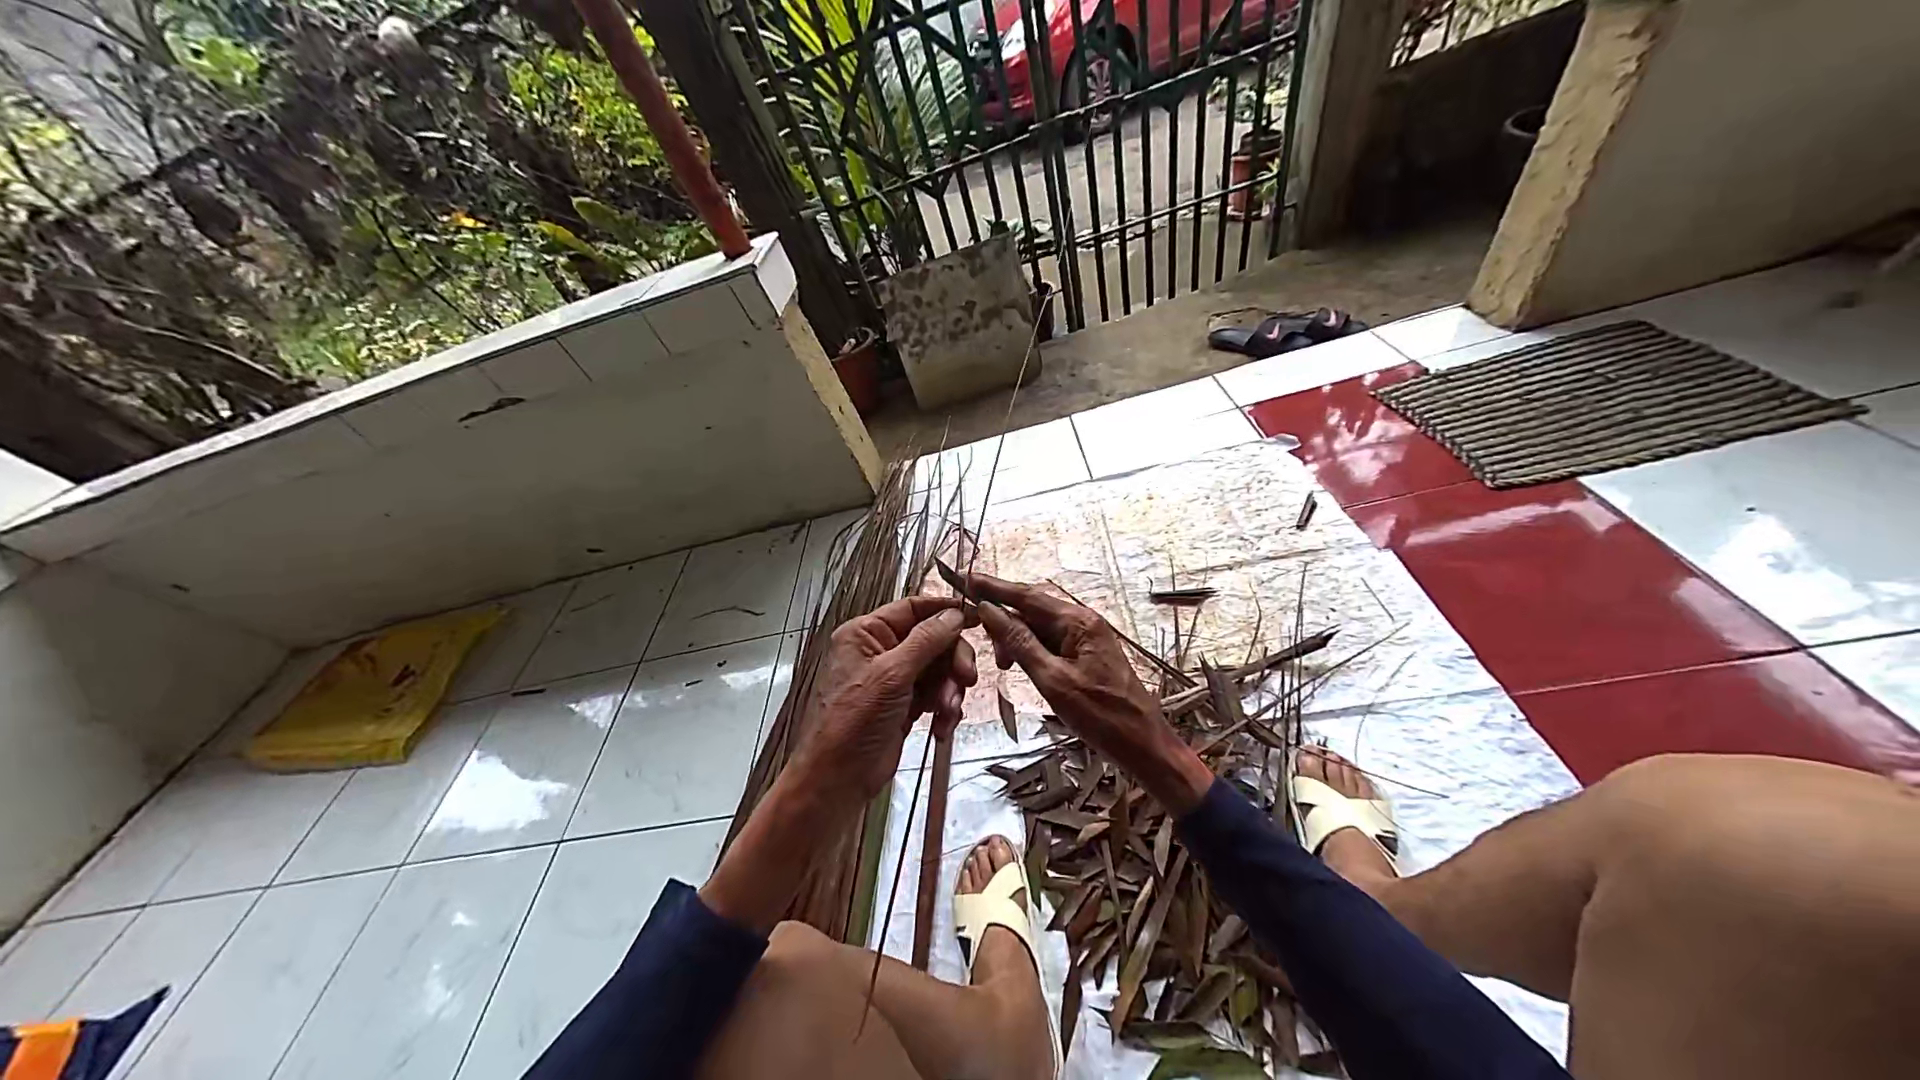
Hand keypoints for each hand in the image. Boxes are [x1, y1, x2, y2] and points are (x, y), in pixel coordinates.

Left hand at [703, 595, 976, 932]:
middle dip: (952, 661)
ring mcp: (892, 680)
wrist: (838, 780)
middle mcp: (880, 651)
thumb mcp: (892, 675)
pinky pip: (935, 695)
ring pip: (938, 670)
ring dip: (949, 690)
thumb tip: (953, 614)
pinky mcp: (903, 705)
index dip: (945, 611)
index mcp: (866, 633)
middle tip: (966, 678)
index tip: (976, 616)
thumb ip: (926, 641)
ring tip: (947, 711)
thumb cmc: (852, 722)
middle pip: (932, 641)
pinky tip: (942, 726)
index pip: (912, 608)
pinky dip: (943, 709)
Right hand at [967, 573, 1214, 814]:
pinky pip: (1050, 642)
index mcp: (1078, 622)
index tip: (967, 578)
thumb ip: (1020, 642)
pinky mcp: (1086, 654)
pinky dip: (1030, 650)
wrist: (1142, 744)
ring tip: (1003, 664)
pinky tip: (1019, 665)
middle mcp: (1083, 622)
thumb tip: (990, 610)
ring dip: (1016, 639)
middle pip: (1033, 609)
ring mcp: (1086, 638)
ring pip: (1040, 627)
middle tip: (981, 638)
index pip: (1028, 596)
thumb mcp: (1052, 680)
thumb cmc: (1101, 715)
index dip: (995, 587)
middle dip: (1004, 620)